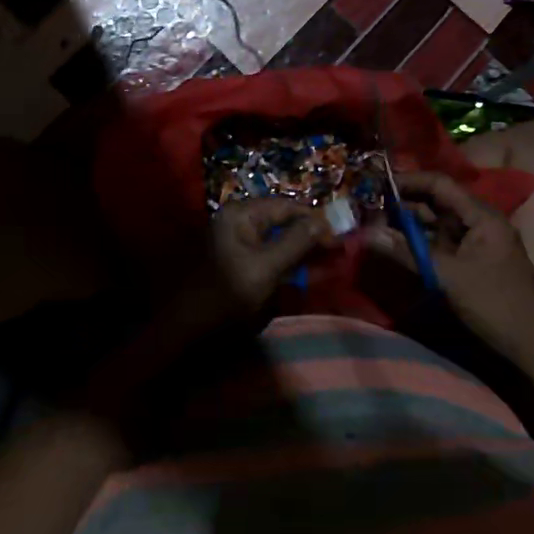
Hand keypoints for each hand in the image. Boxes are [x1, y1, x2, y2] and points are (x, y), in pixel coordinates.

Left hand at [165, 198, 326, 333]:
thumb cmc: (227, 294)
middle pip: (283, 220)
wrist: (191, 327)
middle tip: (340, 252)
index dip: (315, 219)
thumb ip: (296, 242)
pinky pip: (271, 253)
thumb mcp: (266, 267)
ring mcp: (238, 240)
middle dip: (311, 234)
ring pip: (279, 238)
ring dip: (303, 249)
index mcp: (240, 214)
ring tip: (330, 261)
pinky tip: (308, 271)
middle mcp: (238, 220)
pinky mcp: (241, 261)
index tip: (342, 237)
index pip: (286, 206)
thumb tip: (325, 220)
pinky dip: (290, 260)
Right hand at [366, 171, 533, 361]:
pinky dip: (420, 240)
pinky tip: (396, 243)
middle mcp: (479, 221)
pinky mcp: (471, 259)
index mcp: (481, 216)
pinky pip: (441, 241)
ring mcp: (476, 241)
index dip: (408, 181)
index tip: (376, 184)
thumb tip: (366, 233)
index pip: (440, 184)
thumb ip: (406, 252)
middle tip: (368, 206)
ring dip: (409, 223)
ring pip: (436, 222)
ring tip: (375, 223)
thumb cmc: (495, 303)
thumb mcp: (447, 276)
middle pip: (436, 201)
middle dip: (403, 202)